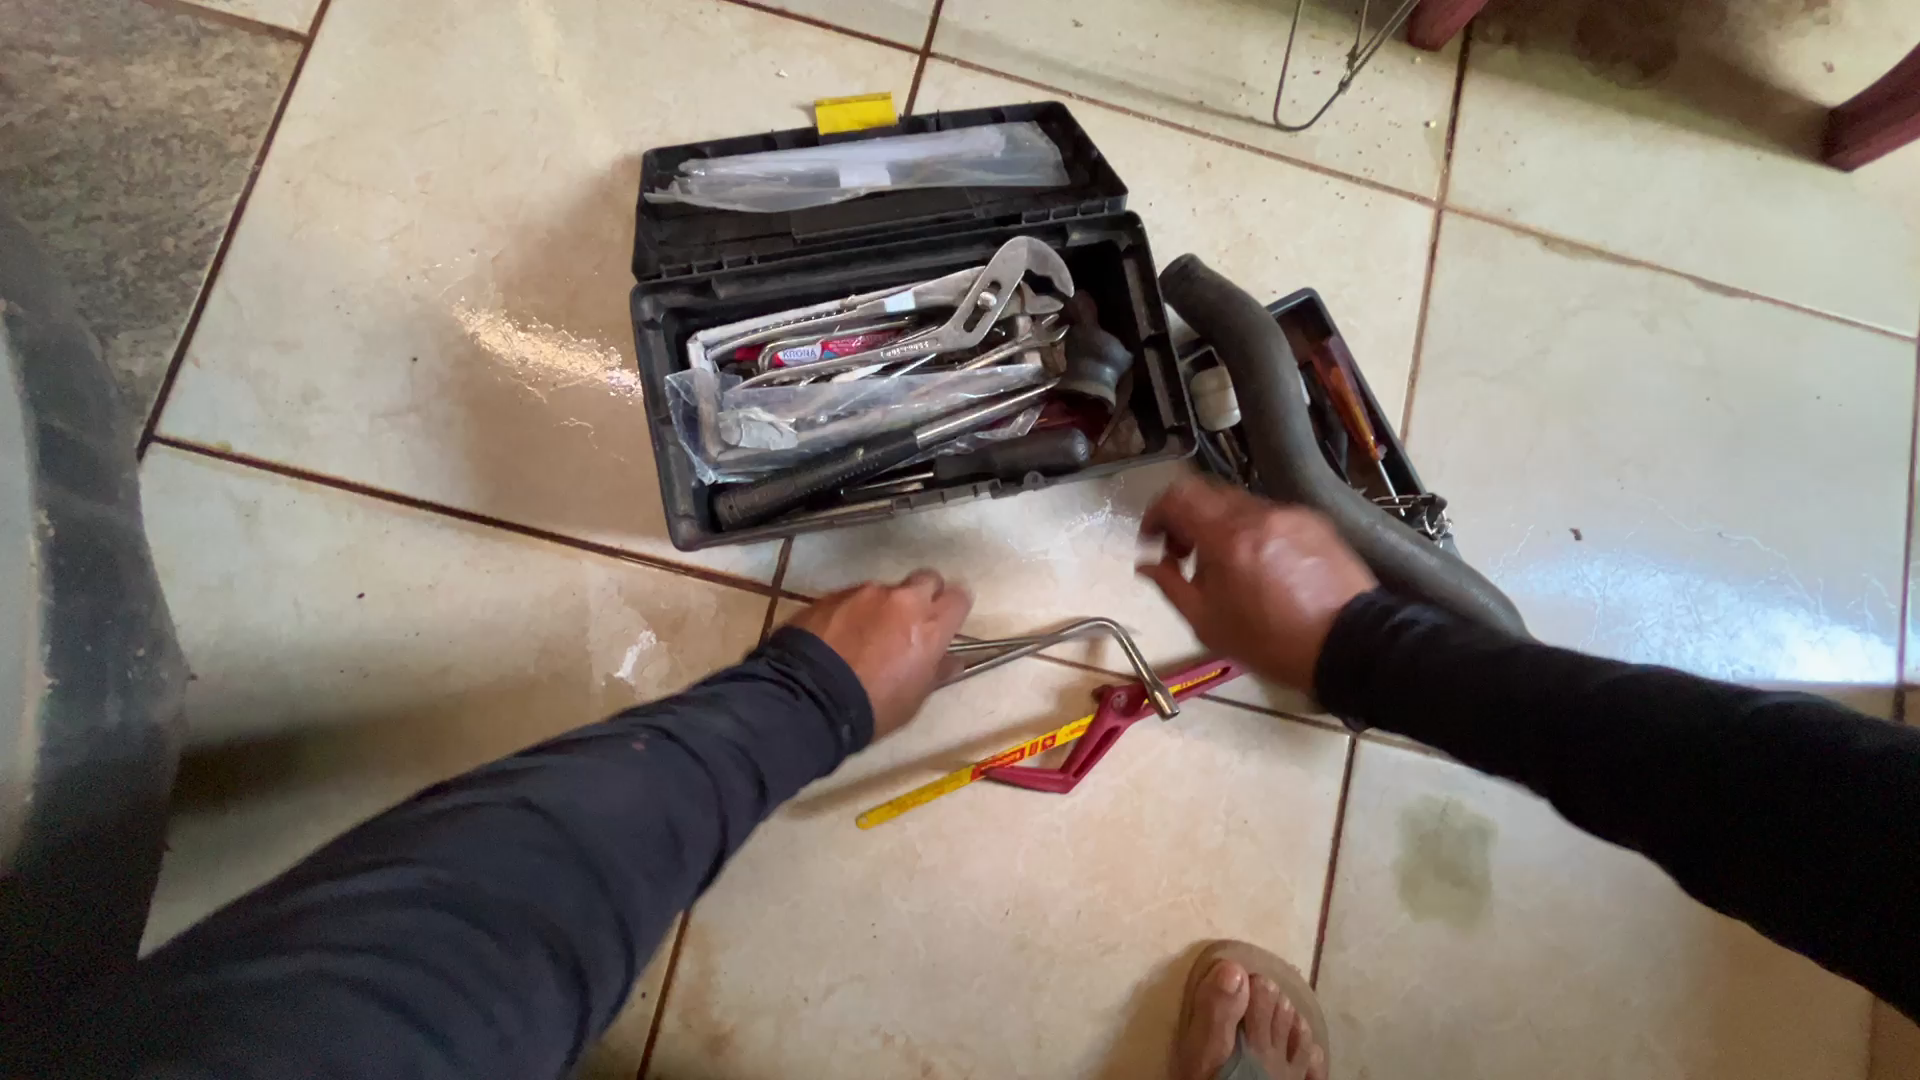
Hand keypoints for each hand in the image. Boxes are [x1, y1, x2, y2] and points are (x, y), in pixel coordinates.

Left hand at [787, 569, 972, 739]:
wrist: (808, 697)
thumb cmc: (873, 706)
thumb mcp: (913, 699)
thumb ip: (936, 672)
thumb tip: (952, 661)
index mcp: (930, 626)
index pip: (959, 597)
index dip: (954, 607)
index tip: (947, 620)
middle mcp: (902, 600)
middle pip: (927, 579)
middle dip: (924, 594)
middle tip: (912, 620)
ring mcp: (865, 593)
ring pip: (887, 589)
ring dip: (884, 605)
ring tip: (866, 633)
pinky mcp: (833, 595)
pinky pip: (853, 596)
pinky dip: (853, 610)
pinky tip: (839, 634)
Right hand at [1137, 474, 1375, 691]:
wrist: (1349, 644)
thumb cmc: (1270, 641)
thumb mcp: (1206, 622)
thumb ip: (1169, 585)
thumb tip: (1145, 564)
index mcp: (1226, 537)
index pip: (1177, 496)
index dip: (1155, 513)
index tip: (1152, 539)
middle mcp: (1257, 514)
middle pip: (1205, 493)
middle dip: (1184, 518)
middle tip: (1181, 552)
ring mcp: (1289, 514)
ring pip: (1237, 504)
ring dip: (1216, 525)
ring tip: (1220, 564)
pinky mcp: (1314, 522)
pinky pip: (1268, 515)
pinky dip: (1249, 531)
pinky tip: (1256, 566)